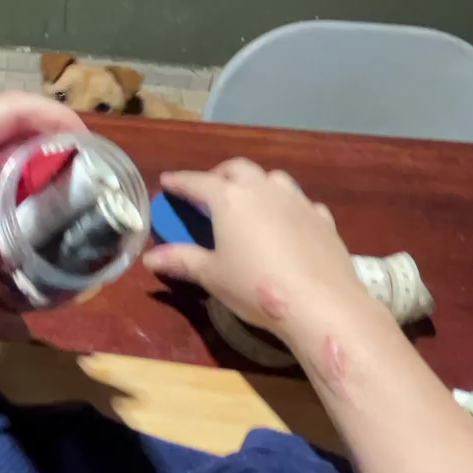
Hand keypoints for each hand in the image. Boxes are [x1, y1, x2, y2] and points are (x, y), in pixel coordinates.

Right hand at [141, 159, 382, 350]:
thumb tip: (149, 258)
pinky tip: (286, 224)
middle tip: (208, 191)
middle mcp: (263, 190)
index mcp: (230, 199)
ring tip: (248, 202)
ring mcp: (297, 201)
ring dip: (256, 184)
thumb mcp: (212, 275)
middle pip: (237, 169)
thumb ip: (181, 260)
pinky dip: (287, 207)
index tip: (167, 181)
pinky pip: (300, 203)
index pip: (197, 182)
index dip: (179, 182)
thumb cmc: (255, 286)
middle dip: (219, 175)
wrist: (321, 303)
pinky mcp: (322, 219)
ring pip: (272, 179)